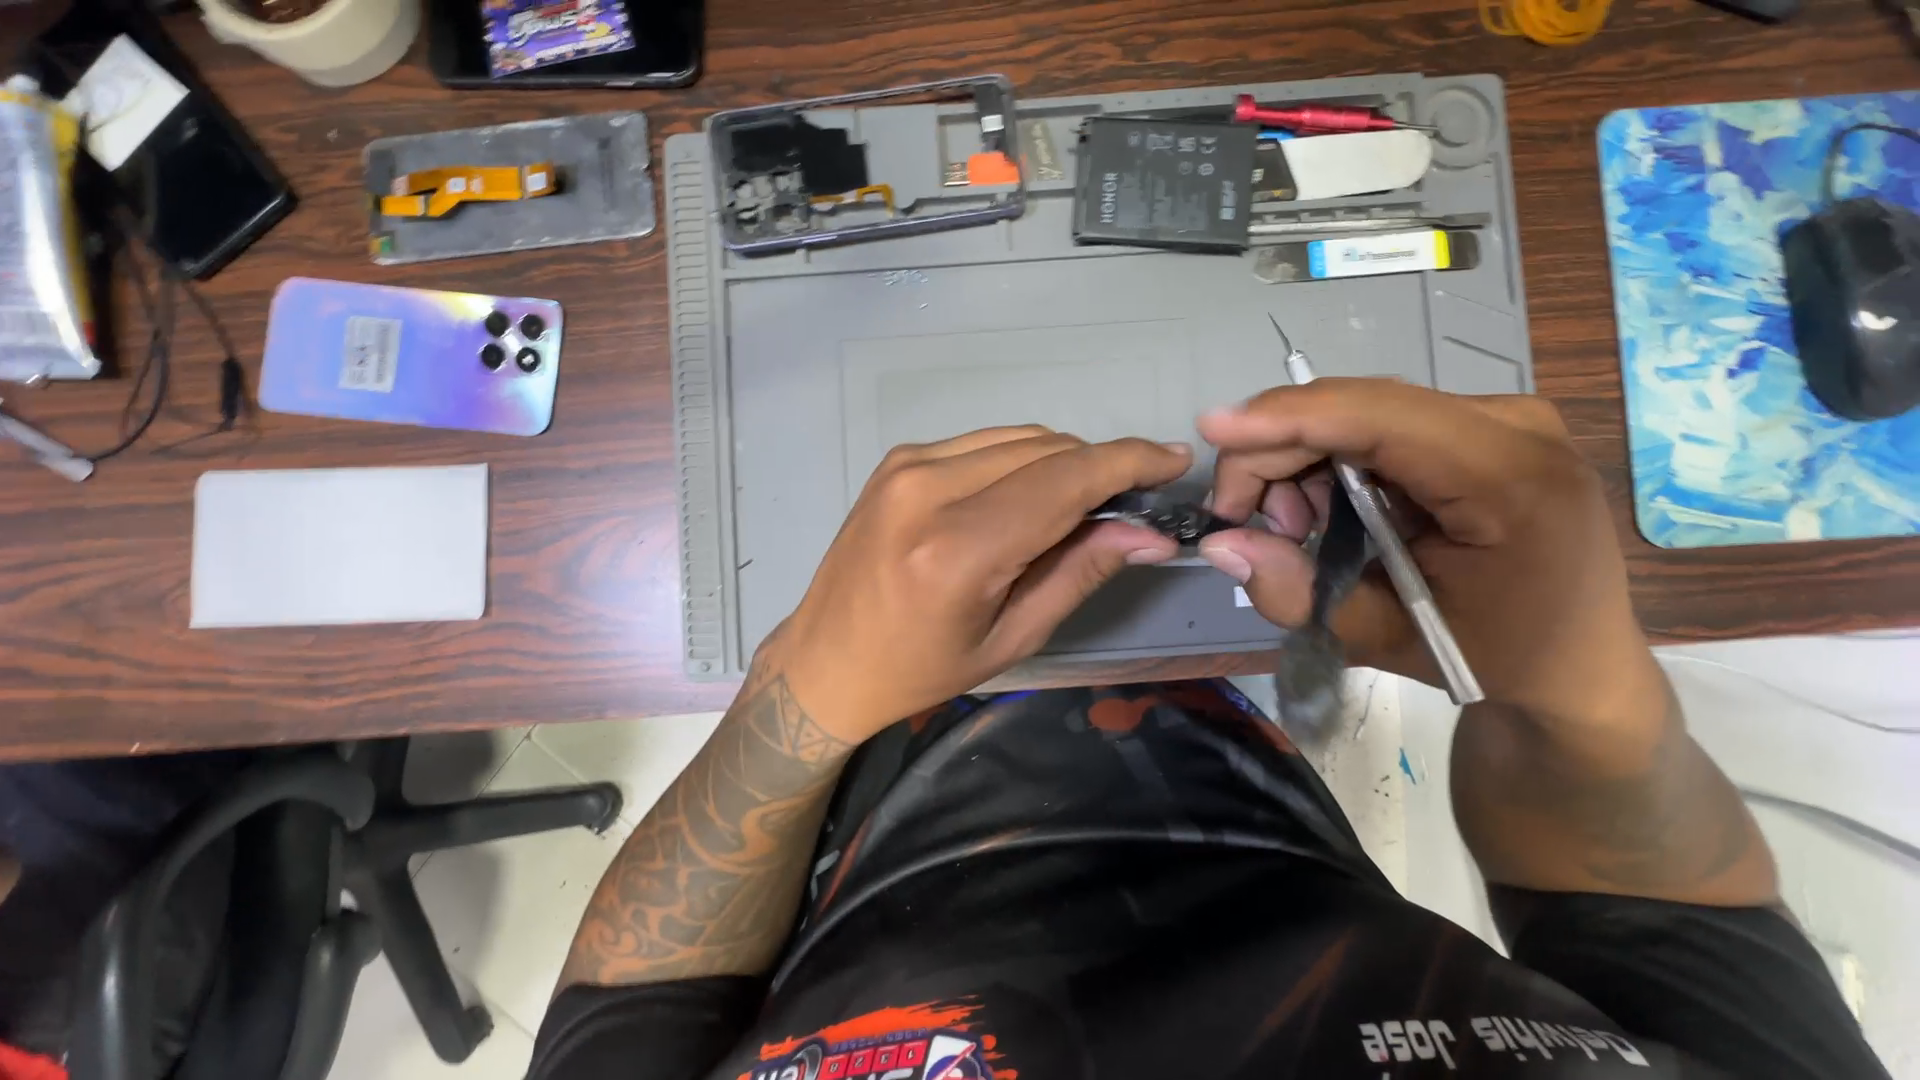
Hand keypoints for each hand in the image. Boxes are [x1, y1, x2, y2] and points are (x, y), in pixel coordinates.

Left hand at [764, 426, 1191, 743]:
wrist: (827, 660)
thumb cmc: (921, 669)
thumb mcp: (1011, 637)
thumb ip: (1081, 572)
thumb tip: (1150, 533)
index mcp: (957, 549)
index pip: (1064, 480)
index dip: (1129, 463)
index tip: (1174, 461)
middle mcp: (928, 489)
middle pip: (1047, 449)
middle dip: (1099, 469)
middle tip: (1125, 510)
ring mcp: (907, 466)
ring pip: (1018, 439)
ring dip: (1062, 463)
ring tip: (1076, 510)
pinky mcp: (898, 460)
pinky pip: (984, 443)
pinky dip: (1020, 461)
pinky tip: (1023, 499)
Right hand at [1196, 379, 1663, 724]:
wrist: (1576, 662)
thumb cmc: (1494, 658)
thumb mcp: (1385, 639)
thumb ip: (1298, 592)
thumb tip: (1221, 544)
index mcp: (1510, 477)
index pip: (1379, 418)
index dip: (1287, 418)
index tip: (1211, 430)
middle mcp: (1510, 426)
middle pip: (1357, 409)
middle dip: (1279, 457)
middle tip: (1245, 521)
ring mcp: (1498, 420)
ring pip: (1358, 414)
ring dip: (1301, 465)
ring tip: (1296, 531)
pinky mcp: (1479, 428)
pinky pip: (1376, 427)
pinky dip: (1329, 464)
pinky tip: (1327, 514)